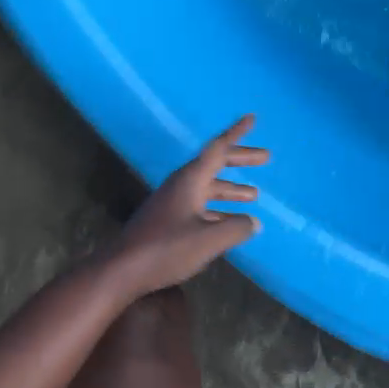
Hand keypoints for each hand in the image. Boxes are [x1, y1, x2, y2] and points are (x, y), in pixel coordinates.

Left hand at [105, 115, 267, 297]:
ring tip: (253, 194)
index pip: (218, 149)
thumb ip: (235, 228)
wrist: (123, 269)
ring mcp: (173, 202)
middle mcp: (182, 184)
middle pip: (214, 165)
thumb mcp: (208, 240)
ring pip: (207, 187)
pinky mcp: (168, 220)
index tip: (251, 118)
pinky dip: (218, 210)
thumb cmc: (166, 249)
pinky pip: (200, 206)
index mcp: (190, 180)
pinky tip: (230, 223)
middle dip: (239, 159)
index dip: (236, 133)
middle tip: (265, 157)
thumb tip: (253, 221)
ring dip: (230, 189)